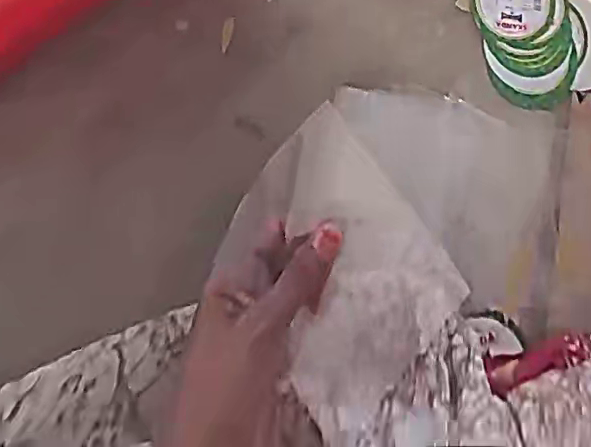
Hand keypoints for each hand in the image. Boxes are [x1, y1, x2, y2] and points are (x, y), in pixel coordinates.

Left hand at [167, 221, 341, 446]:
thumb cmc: (224, 387)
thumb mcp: (262, 324)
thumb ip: (298, 277)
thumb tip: (330, 229)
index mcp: (230, 288)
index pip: (268, 241)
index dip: (300, 222)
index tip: (338, 202)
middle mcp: (249, 302)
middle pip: (289, 264)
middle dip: (321, 247)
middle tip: (361, 225)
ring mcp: (270, 329)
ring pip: (304, 290)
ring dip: (330, 277)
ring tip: (365, 252)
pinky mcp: (288, 354)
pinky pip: (313, 318)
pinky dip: (332, 306)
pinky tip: (354, 292)